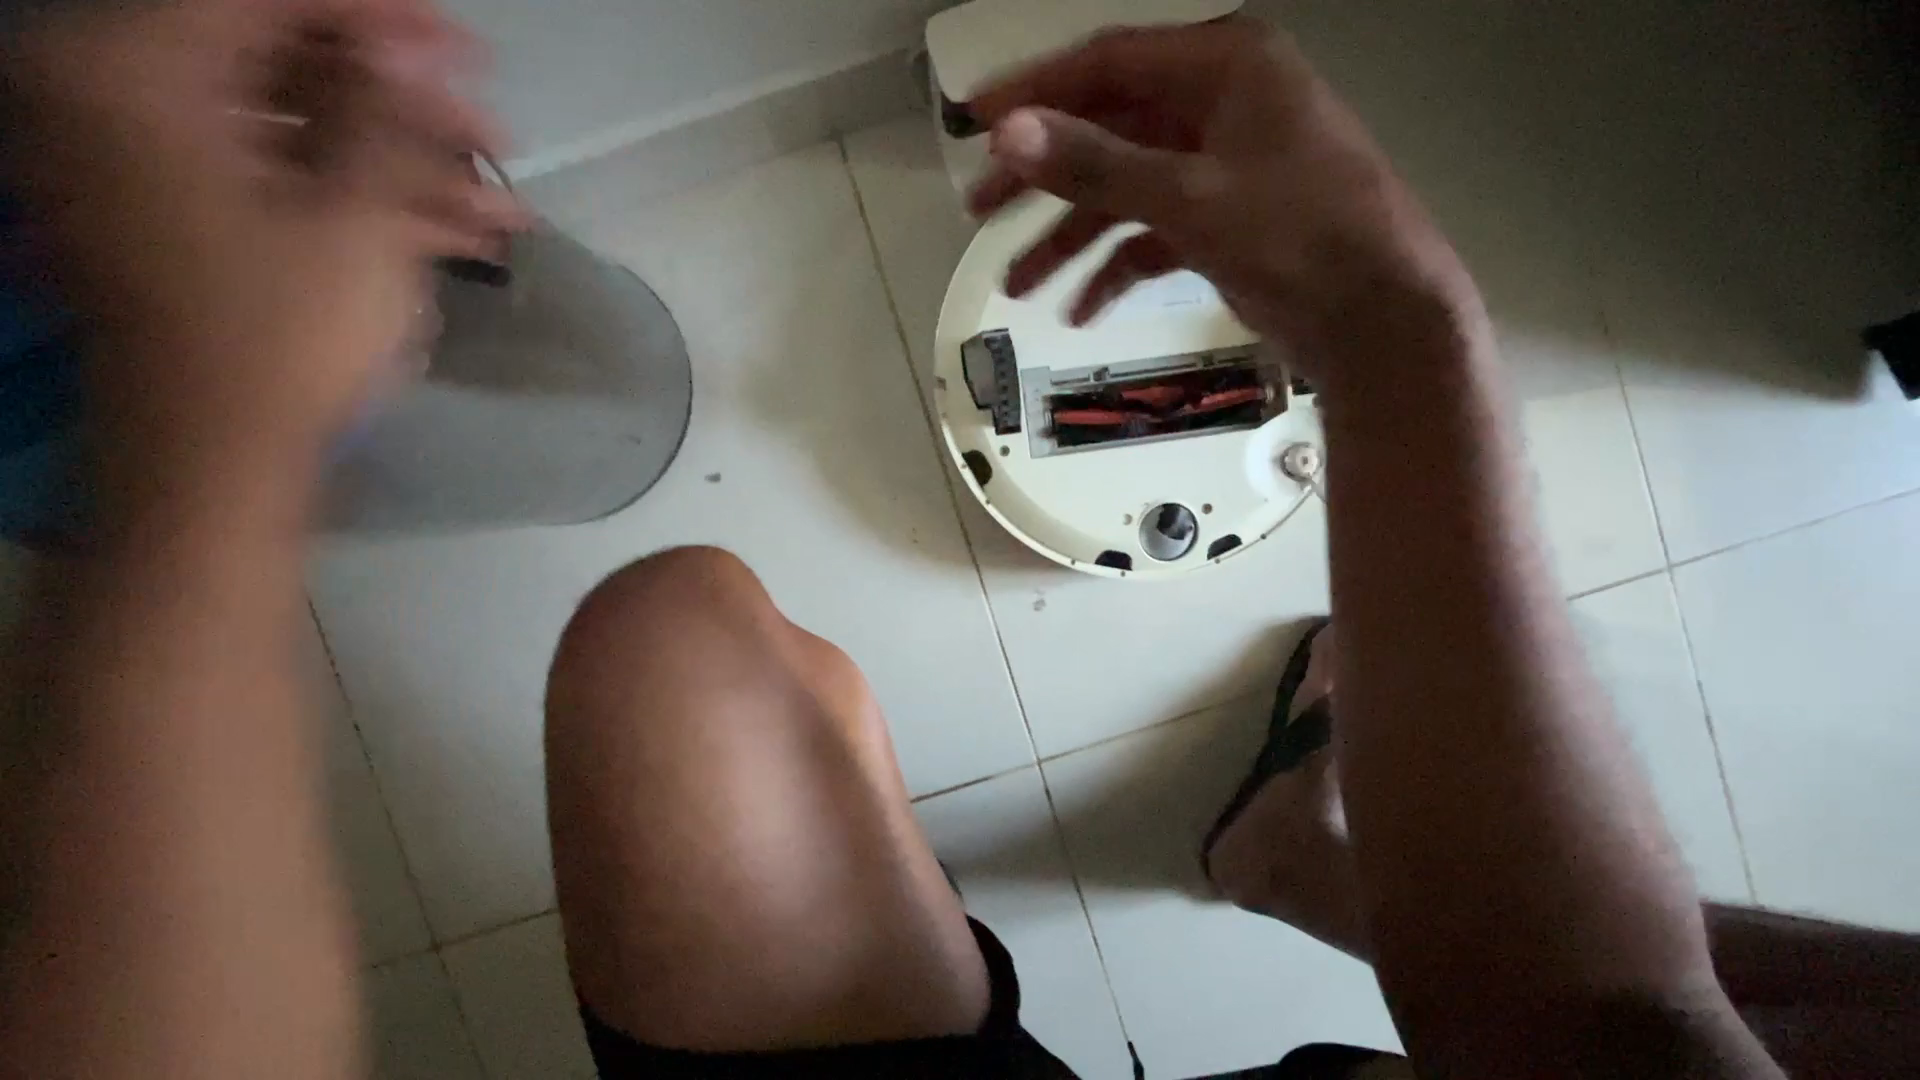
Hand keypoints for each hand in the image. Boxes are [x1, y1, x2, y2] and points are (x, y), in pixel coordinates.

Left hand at [5, 0, 525, 486]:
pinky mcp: (191, 215)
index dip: (379, 18)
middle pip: (287, 66)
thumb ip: (383, 119)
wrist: (221, 454)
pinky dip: (374, 203)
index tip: (466, 48)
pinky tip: (464, 235)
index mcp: (131, 75)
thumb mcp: (352, 221)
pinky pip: (292, 182)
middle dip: (408, 107)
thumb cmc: (281, 338)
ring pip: (303, 134)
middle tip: (494, 137)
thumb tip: (410, 51)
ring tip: (503, 210)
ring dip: (410, 168)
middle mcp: (122, 99)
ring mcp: (156, 163)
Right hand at [968, 17, 1478, 374]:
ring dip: (1069, 238)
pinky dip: (1114, 270)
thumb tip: (1007, 132)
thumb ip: (1096, 165)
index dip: (1035, 94)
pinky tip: (1081, 310)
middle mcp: (1217, 106)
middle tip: (977, 210)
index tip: (974, 125)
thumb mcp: (1189, 198)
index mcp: (1222, 67)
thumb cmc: (1298, 237)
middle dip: (1042, 177)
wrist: (1379, 319)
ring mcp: (1218, 169)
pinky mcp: (1220, 224)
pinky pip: (1149, 236)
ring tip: (1017, 285)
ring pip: (1122, 192)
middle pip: (1106, 131)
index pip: (1106, 64)